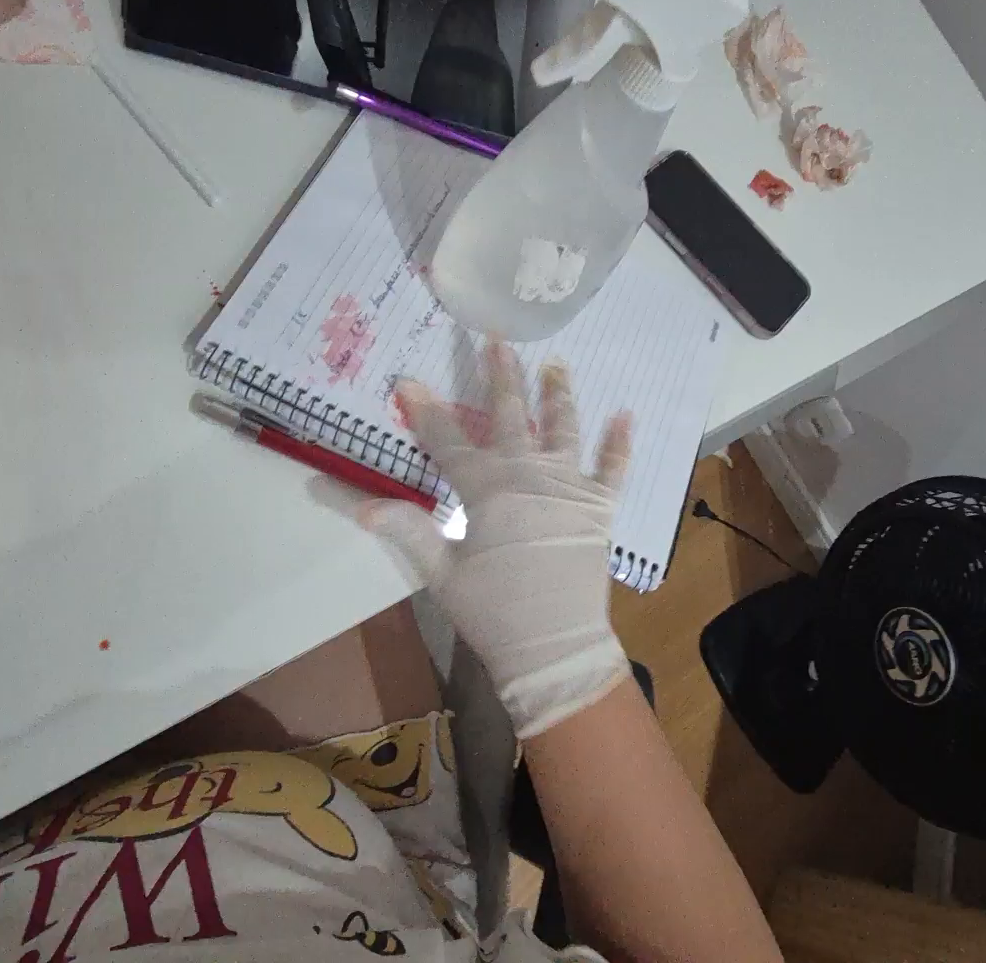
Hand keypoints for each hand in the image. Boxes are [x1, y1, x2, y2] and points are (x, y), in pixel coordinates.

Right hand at [359, 342, 632, 738]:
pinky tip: (626, 414)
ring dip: (559, 394)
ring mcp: (570, 487)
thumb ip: (406, 531)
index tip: (409, 380)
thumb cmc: (493, 611)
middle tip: (497, 340)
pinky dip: (620, 442)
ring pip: (563, 429)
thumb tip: (359, 504)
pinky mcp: (600, 506)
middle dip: (501, 376)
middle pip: (511, 417)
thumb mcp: (441, 573)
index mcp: (486, 490)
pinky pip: (613, 467)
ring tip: (557, 363)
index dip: (426, 411)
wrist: (554, 645)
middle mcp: (529, 474)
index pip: (448, 442)